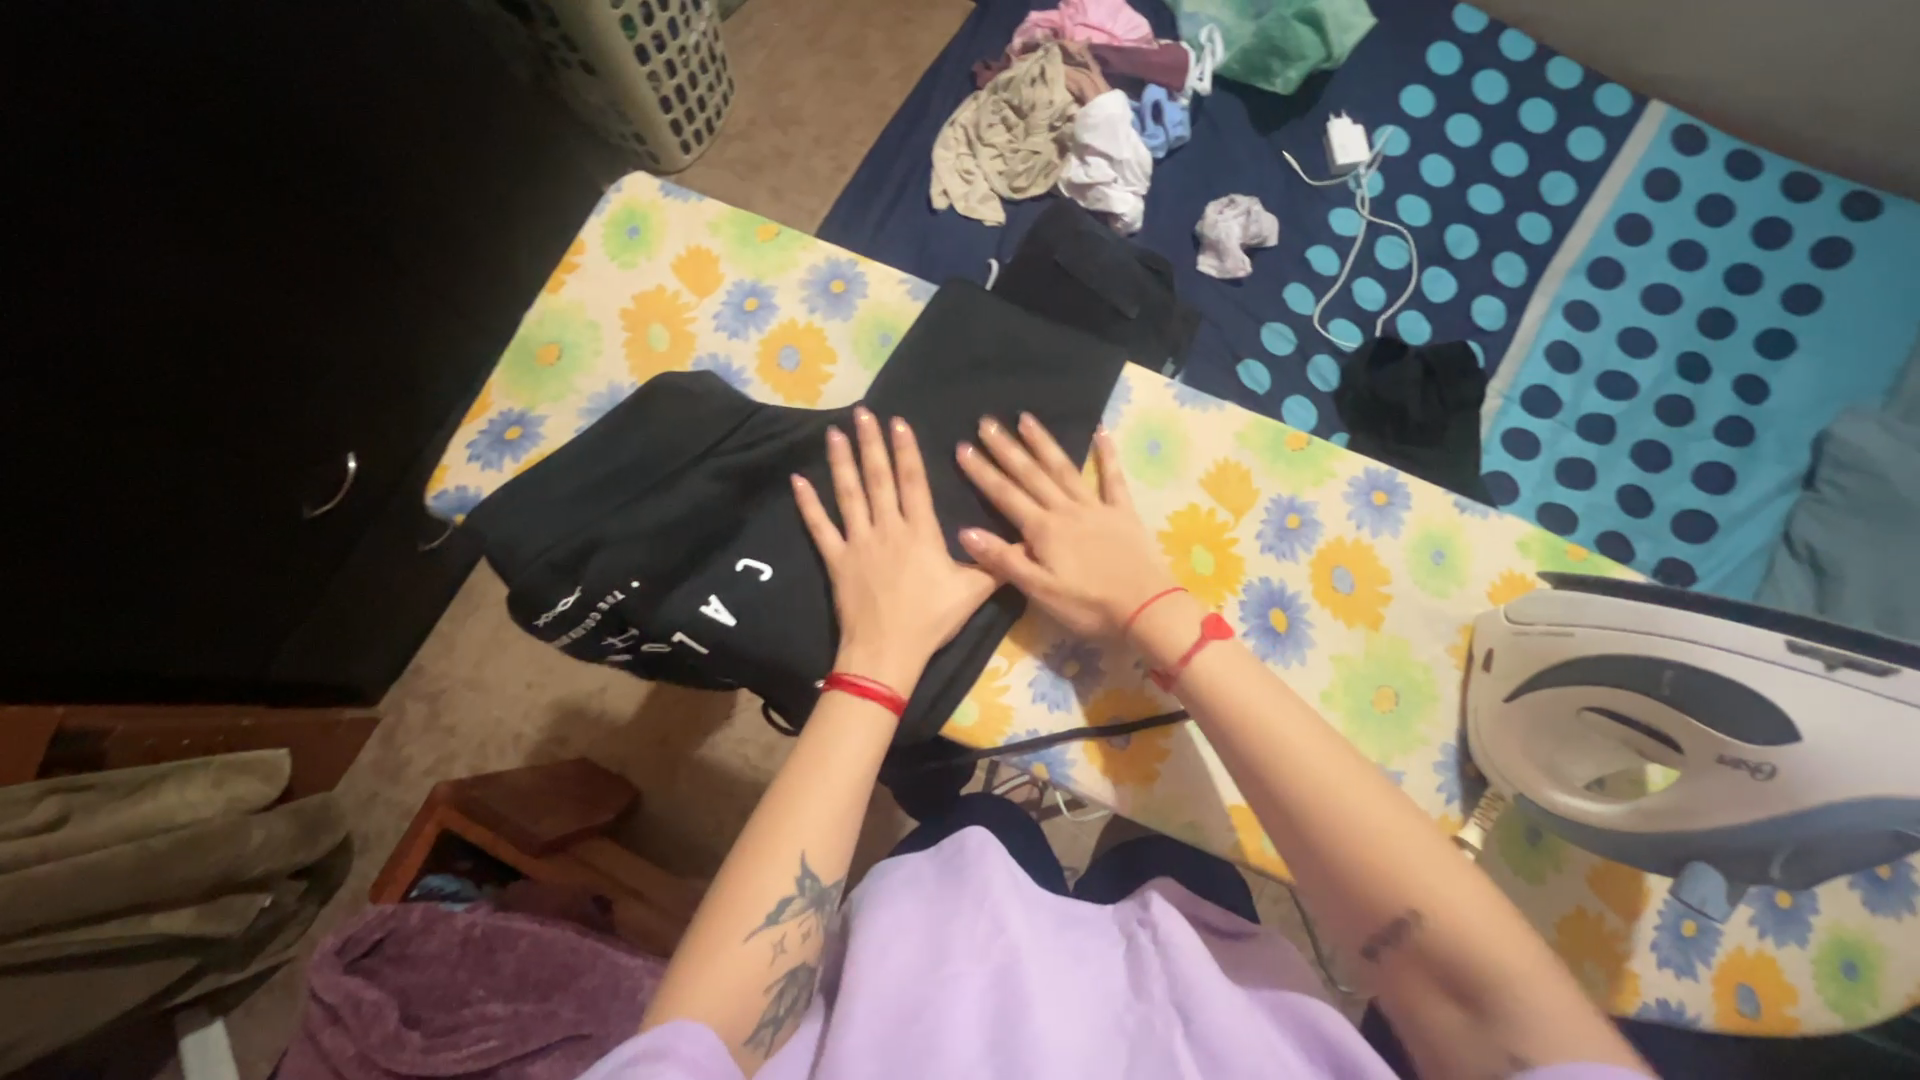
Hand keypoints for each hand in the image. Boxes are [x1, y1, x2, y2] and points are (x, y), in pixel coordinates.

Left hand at [792, 407, 998, 694]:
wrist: (887, 651)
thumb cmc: (931, 621)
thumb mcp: (973, 592)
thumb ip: (995, 564)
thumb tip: (1022, 543)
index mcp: (920, 532)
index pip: (913, 481)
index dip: (906, 450)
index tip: (899, 422)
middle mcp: (887, 528)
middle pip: (877, 478)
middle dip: (871, 442)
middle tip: (862, 413)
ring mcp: (857, 542)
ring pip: (848, 494)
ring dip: (841, 461)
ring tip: (834, 433)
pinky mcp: (836, 560)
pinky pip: (819, 526)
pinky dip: (808, 503)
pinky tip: (799, 480)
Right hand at [955, 413, 1176, 638]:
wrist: (1146, 608)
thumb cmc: (1088, 606)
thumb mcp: (1040, 591)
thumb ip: (1004, 560)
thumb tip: (965, 532)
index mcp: (1043, 531)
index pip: (1005, 496)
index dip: (982, 472)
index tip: (962, 447)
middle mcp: (1066, 510)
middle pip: (1031, 475)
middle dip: (1006, 448)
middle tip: (986, 422)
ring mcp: (1096, 507)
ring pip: (1064, 469)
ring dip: (1043, 442)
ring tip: (1026, 418)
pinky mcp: (1123, 512)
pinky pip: (1113, 477)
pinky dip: (1106, 453)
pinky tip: (1100, 431)